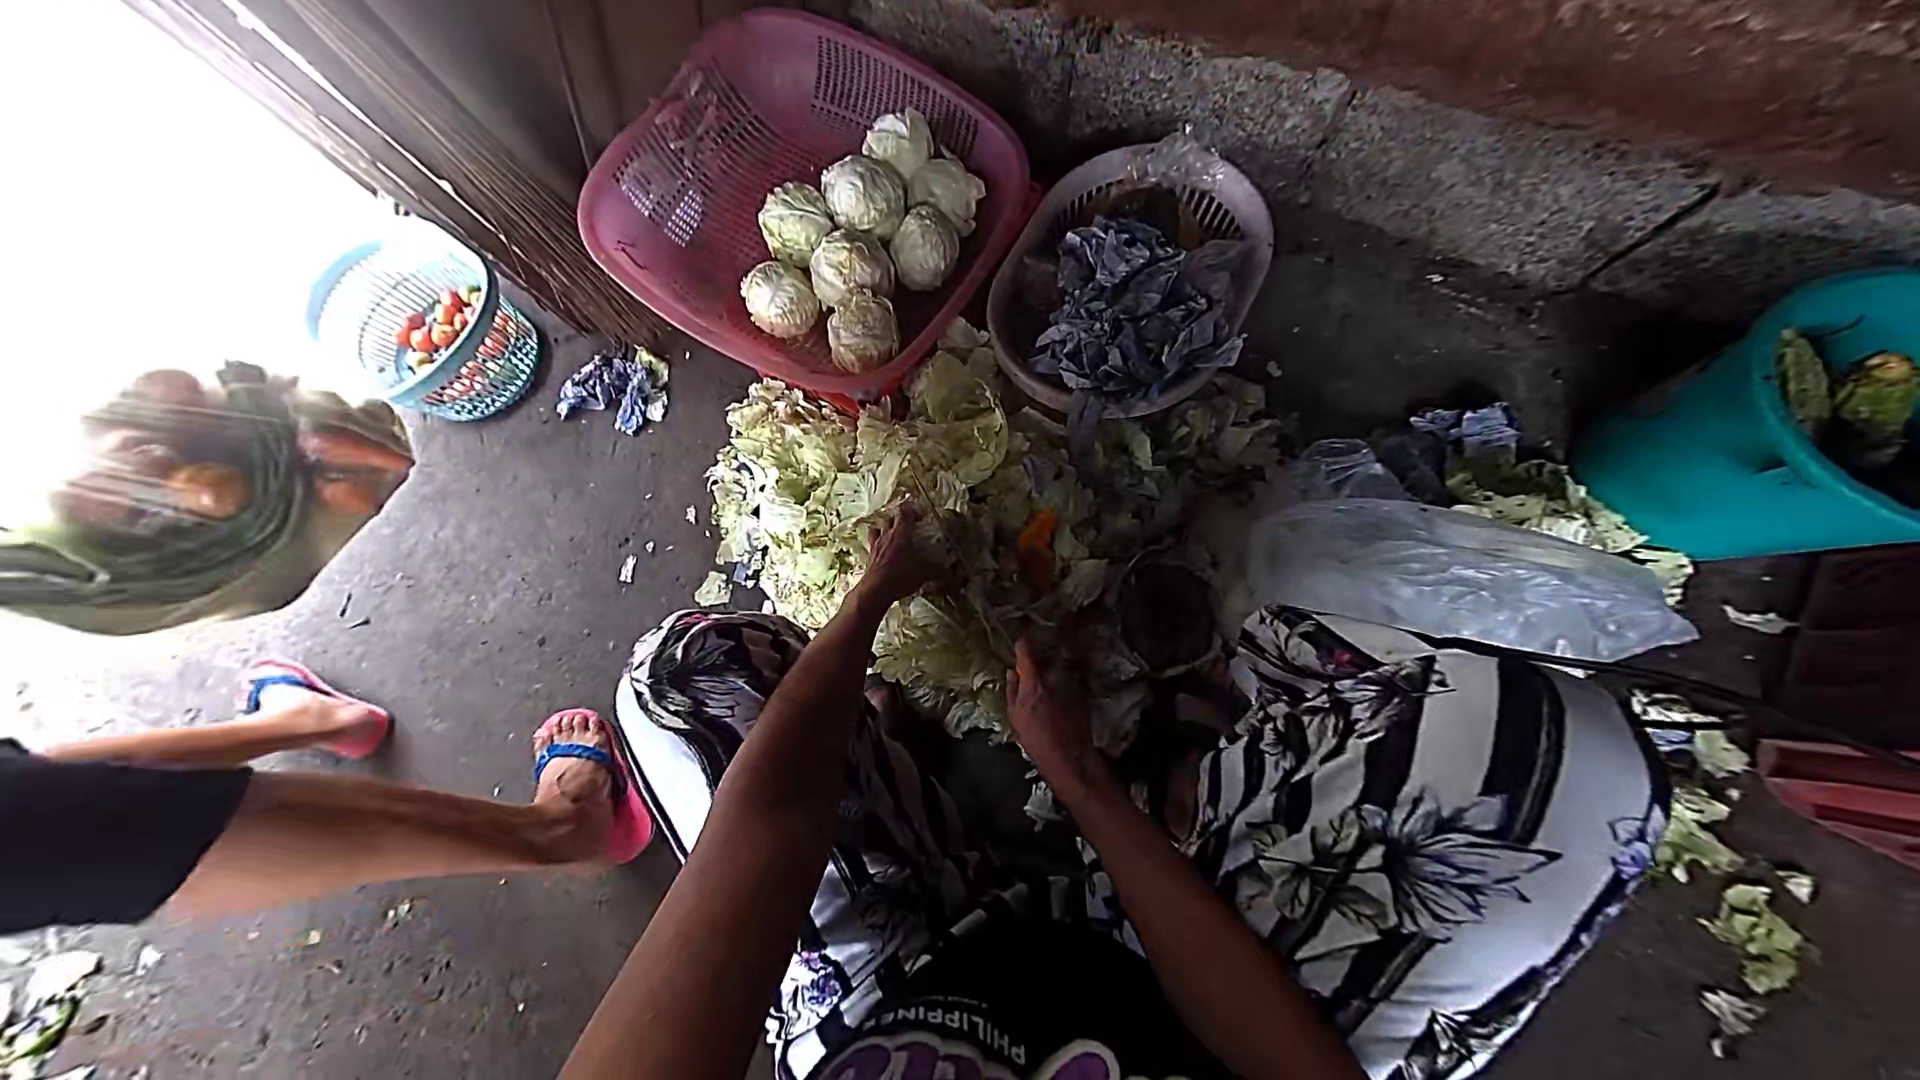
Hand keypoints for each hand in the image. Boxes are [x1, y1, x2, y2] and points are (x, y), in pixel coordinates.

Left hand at [855, 503, 935, 608]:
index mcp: (901, 533)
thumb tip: (949, 572)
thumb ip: (936, 569)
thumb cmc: (900, 576)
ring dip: (885, 529)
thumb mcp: (923, 572)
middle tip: (909, 527)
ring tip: (893, 535)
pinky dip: (877, 544)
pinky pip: (872, 543)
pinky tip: (883, 551)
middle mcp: (886, 536)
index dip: (913, 511)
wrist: (875, 590)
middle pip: (890, 518)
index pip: (905, 512)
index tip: (921, 518)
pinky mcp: (869, 556)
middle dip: (899, 519)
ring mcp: (876, 545)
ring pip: (877, 528)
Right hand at [1006, 634, 1106, 799]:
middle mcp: (1053, 675)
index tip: (1020, 640)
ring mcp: (1070, 681)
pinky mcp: (1082, 690)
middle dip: (1039, 662)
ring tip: (1049, 689)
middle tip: (1033, 673)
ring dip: (1053, 673)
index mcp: (1033, 680)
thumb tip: (1012, 672)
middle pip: (1044, 658)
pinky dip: (1064, 684)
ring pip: (1058, 669)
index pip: (1025, 649)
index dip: (1022, 643)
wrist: (1069, 754)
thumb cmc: (1036, 738)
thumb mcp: (1015, 715)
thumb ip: (1012, 689)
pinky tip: (1061, 699)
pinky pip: (1070, 680)